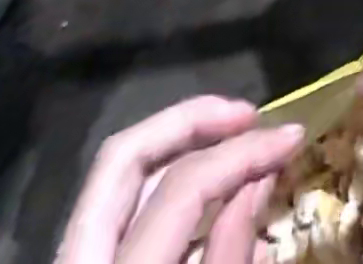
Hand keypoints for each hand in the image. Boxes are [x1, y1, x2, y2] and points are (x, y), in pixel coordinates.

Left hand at [56, 96, 303, 263]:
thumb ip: (229, 257)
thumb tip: (258, 176)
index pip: (182, 188)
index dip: (242, 154)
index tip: (292, 135)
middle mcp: (75, 257)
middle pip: (124, 155)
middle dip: (190, 120)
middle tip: (247, 114)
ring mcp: (69, 256)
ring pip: (118, 175)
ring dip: (180, 145)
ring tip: (234, 135)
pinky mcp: (80, 259)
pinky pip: (120, 210)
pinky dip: (165, 186)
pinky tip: (209, 186)